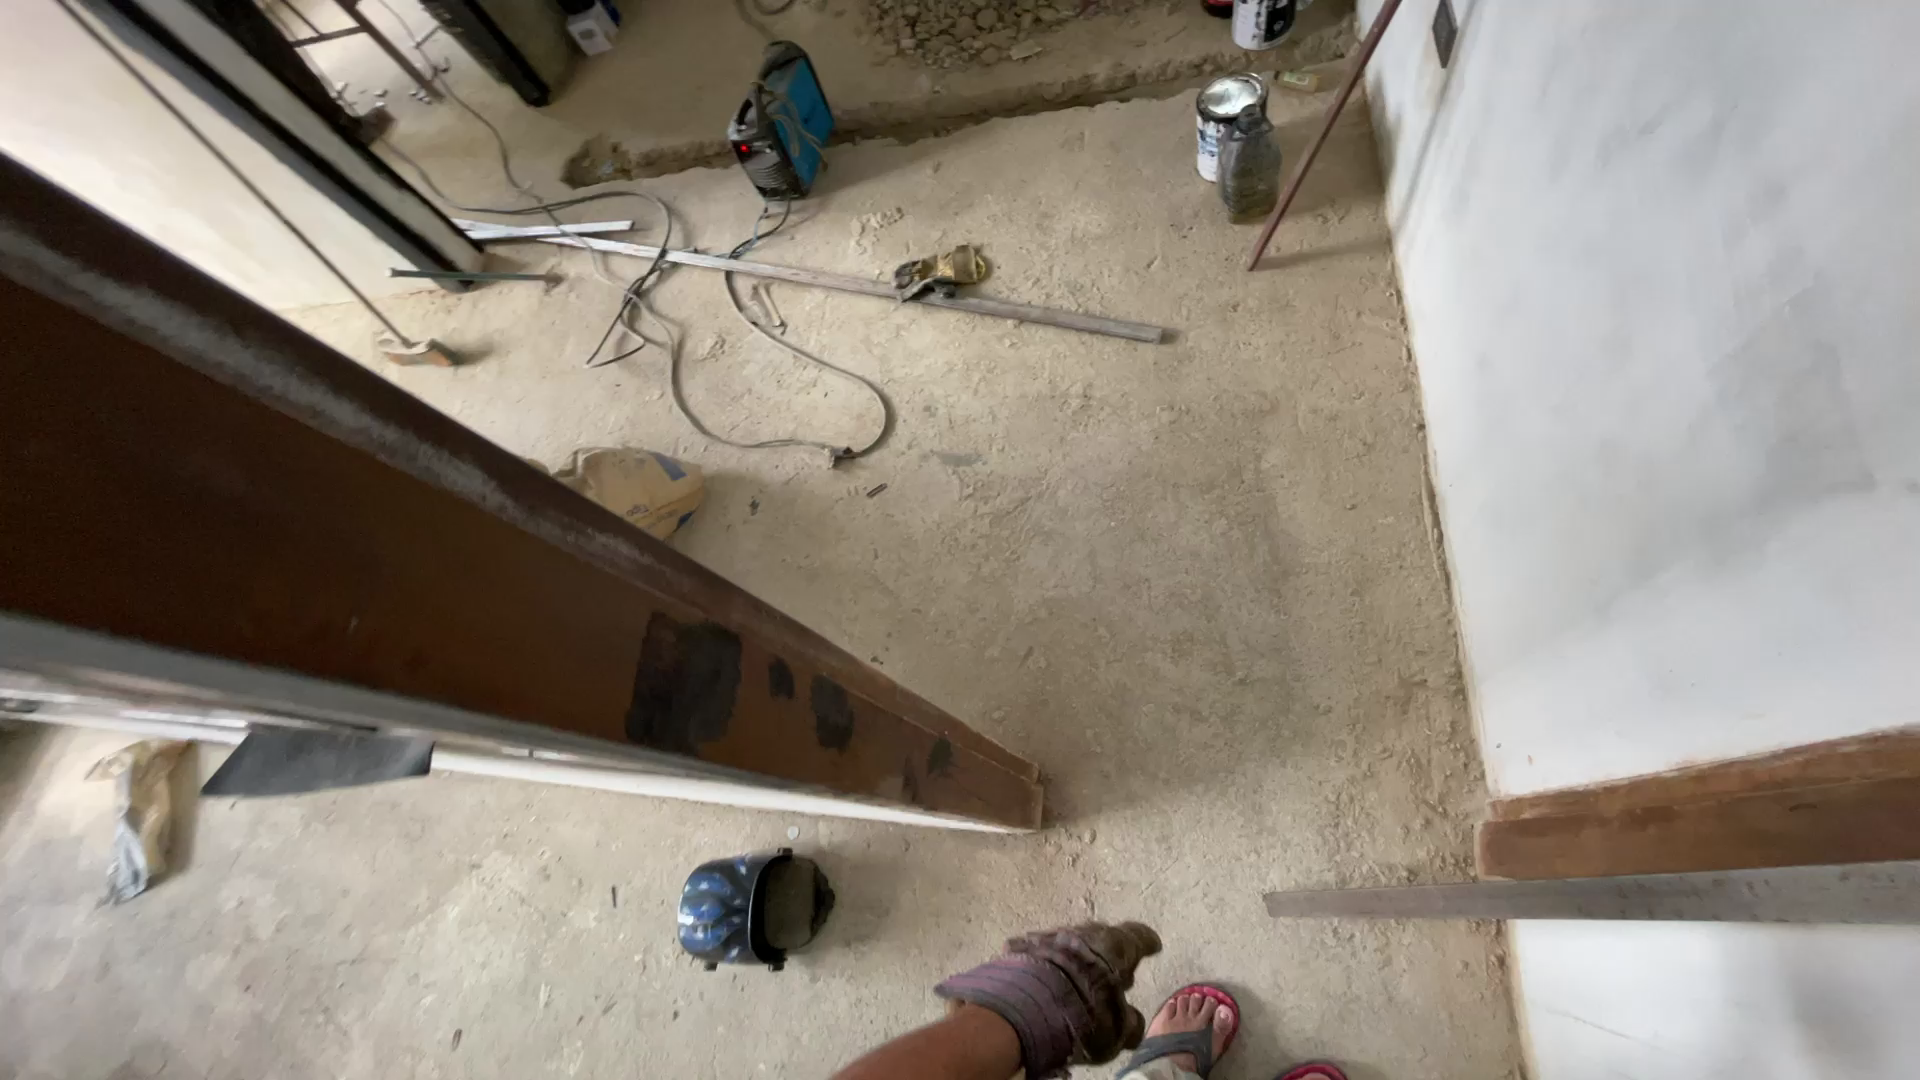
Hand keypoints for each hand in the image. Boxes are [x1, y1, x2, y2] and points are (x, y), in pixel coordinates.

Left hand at [934, 920, 1161, 1078]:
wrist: (1028, 1006)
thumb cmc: (1085, 1017)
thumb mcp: (1118, 1032)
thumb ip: (1130, 1023)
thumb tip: (1132, 1020)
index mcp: (1115, 946)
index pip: (1137, 937)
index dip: (1146, 942)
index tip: (1153, 945)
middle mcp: (1085, 933)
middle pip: (1103, 939)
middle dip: (1110, 955)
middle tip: (1115, 974)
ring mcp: (1052, 935)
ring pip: (1072, 943)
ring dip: (1079, 959)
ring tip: (1081, 980)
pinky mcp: (1024, 945)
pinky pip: (1044, 952)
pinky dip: (1050, 964)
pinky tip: (1049, 981)